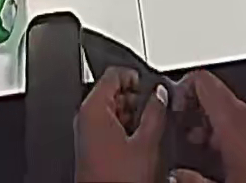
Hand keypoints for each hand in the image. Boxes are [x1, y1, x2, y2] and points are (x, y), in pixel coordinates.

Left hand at [77, 68, 168, 182]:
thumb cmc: (116, 181)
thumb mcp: (145, 143)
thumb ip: (155, 111)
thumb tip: (160, 94)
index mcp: (93, 108)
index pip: (114, 74)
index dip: (134, 76)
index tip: (150, 86)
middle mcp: (85, 118)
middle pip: (113, 92)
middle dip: (135, 99)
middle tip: (153, 108)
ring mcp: (86, 134)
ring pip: (112, 110)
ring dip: (131, 115)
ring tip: (148, 127)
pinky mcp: (90, 150)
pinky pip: (108, 127)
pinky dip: (123, 129)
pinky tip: (138, 142)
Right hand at [171, 71, 245, 182]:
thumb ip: (193, 178)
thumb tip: (175, 174)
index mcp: (232, 117)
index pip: (202, 79)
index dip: (182, 88)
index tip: (171, 107)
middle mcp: (245, 115)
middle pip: (210, 93)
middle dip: (191, 109)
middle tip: (177, 128)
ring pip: (222, 109)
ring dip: (204, 123)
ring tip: (191, 146)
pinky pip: (235, 123)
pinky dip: (219, 132)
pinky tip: (214, 158)